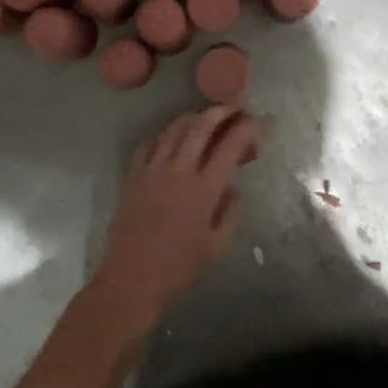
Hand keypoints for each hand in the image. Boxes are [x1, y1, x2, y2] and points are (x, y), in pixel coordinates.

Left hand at [94, 105, 259, 316]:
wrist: (130, 279)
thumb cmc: (178, 268)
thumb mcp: (216, 247)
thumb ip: (231, 214)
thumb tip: (234, 189)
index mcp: (203, 189)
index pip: (230, 147)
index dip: (246, 130)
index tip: (257, 123)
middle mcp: (179, 170)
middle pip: (201, 126)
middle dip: (221, 112)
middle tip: (234, 109)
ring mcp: (152, 169)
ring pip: (174, 129)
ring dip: (193, 118)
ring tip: (205, 118)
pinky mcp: (133, 175)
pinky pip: (149, 143)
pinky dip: (164, 135)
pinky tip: (170, 140)